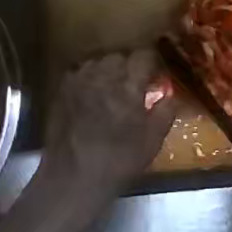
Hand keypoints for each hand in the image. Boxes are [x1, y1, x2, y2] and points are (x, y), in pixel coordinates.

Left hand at [34, 51, 178, 204]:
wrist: (73, 176)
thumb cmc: (119, 160)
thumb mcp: (153, 140)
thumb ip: (165, 111)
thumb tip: (170, 93)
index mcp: (129, 85)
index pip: (144, 56)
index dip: (151, 62)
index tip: (154, 74)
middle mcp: (103, 75)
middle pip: (119, 56)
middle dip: (128, 66)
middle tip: (133, 85)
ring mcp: (80, 80)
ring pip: (98, 62)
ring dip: (107, 70)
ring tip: (111, 88)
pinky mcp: (62, 89)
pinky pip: (80, 73)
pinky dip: (88, 78)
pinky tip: (91, 95)